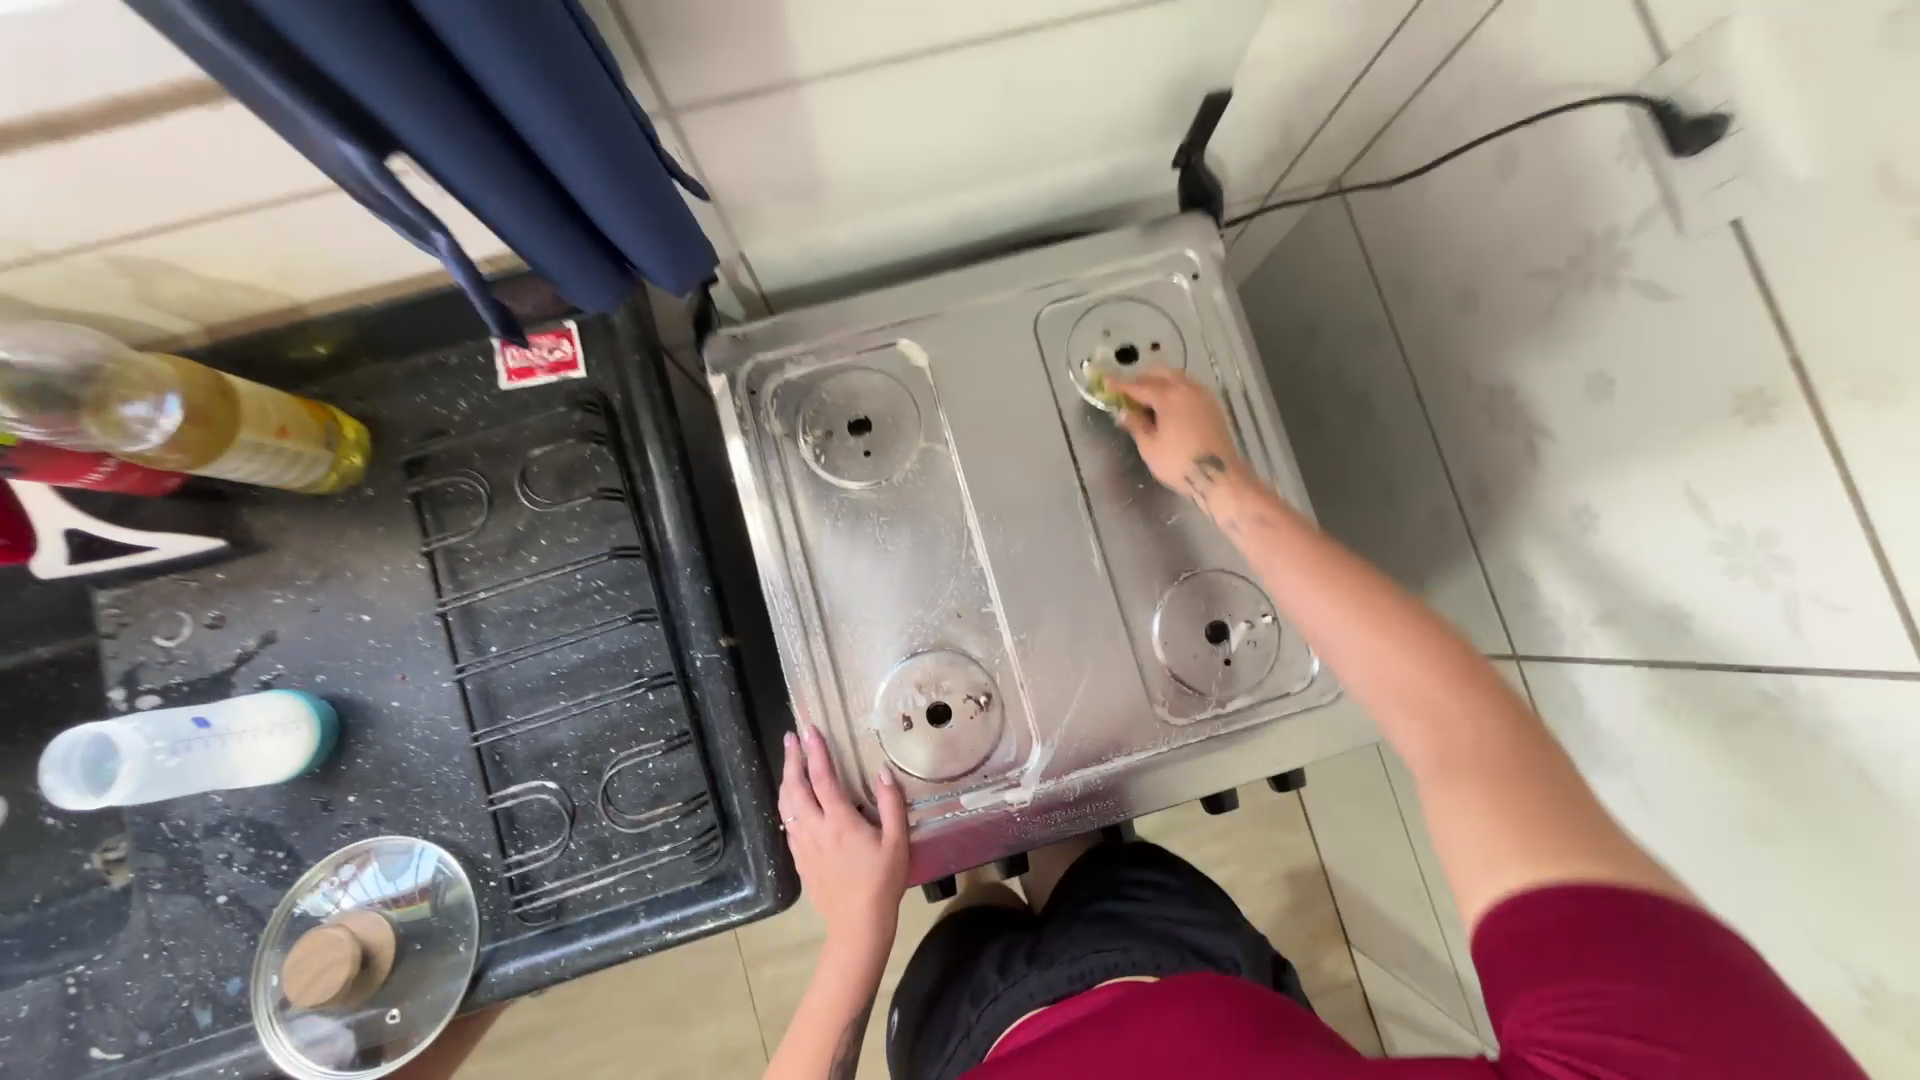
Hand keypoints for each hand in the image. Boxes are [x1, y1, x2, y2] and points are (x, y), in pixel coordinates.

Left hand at [779, 725, 909, 946]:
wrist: (857, 923)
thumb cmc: (882, 881)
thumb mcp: (897, 841)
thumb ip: (890, 804)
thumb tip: (882, 772)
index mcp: (840, 821)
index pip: (822, 777)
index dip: (815, 751)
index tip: (809, 730)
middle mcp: (815, 828)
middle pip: (795, 787)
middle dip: (792, 759)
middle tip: (790, 738)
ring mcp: (803, 845)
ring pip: (786, 805)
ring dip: (786, 779)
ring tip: (789, 762)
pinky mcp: (799, 859)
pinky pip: (787, 824)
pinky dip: (787, 804)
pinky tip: (792, 801)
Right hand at [1111, 370, 1248, 501]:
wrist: (1219, 476)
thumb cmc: (1179, 463)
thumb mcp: (1149, 447)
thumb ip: (1136, 425)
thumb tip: (1125, 412)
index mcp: (1168, 396)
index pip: (1138, 386)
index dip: (1120, 385)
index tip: (1105, 381)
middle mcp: (1187, 389)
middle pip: (1161, 374)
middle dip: (1142, 380)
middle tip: (1128, 392)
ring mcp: (1203, 396)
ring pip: (1177, 379)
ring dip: (1160, 383)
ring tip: (1147, 399)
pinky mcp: (1212, 406)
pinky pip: (1188, 388)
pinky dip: (1174, 390)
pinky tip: (1168, 406)